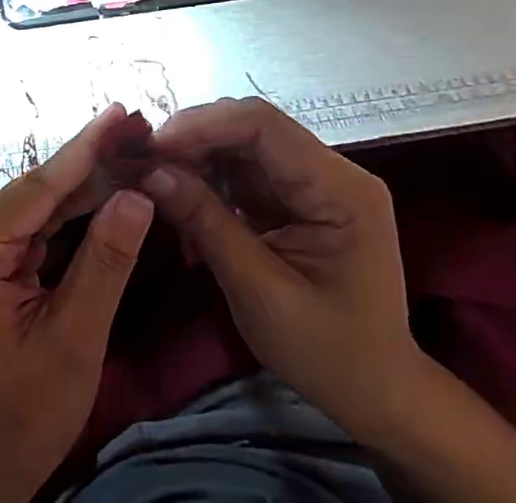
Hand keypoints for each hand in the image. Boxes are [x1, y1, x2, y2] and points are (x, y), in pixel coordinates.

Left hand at [0, 104, 155, 502]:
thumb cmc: (25, 409)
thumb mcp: (73, 339)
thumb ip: (104, 264)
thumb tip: (136, 195)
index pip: (35, 190)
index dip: (83, 150)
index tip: (119, 112)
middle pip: (39, 191)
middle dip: (92, 160)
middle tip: (141, 126)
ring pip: (43, 204)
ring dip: (90, 181)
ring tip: (135, 147)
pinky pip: (42, 225)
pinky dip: (79, 210)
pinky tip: (112, 188)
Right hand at [137, 97, 420, 436]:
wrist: (374, 391)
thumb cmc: (327, 350)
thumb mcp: (259, 290)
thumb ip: (206, 223)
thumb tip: (150, 172)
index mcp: (340, 190)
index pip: (263, 127)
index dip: (202, 126)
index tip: (151, 148)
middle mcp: (330, 171)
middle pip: (248, 126)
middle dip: (191, 139)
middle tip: (141, 163)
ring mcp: (311, 182)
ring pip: (237, 143)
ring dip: (192, 157)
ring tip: (152, 181)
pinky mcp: (291, 196)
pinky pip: (237, 169)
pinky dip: (203, 179)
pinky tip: (178, 199)